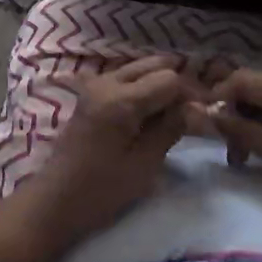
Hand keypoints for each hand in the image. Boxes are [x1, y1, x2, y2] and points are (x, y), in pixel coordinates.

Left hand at [27, 56, 199, 241]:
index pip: (169, 78)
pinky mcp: (92, 93)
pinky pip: (125, 77)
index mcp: (121, 99)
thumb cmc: (103, 189)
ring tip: (174, 114)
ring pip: (139, 68)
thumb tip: (198, 107)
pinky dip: (143, 86)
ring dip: (159, 83)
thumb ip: (171, 128)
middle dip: (176, 83)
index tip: (203, 116)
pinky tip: (152, 112)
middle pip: (154, 64)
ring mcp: (96, 84)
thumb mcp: (145, 164)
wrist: (58, 198)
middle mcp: (107, 81)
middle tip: (191, 113)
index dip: (189, 94)